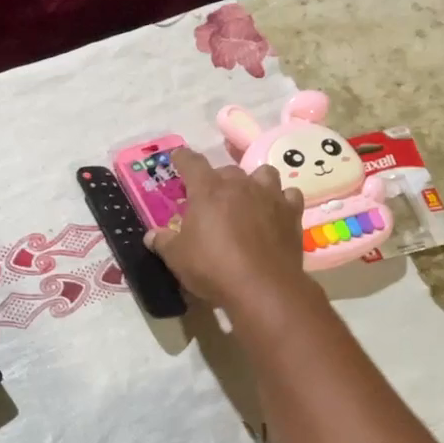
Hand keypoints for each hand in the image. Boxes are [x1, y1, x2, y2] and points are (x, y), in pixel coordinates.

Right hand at [146, 148, 309, 308]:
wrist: (262, 286)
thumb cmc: (212, 268)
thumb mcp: (177, 258)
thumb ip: (163, 242)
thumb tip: (151, 235)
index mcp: (208, 191)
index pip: (191, 163)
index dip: (182, 158)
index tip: (178, 156)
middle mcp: (240, 185)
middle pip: (227, 170)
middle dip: (217, 180)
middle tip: (211, 198)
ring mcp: (270, 196)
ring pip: (262, 174)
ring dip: (253, 182)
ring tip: (247, 198)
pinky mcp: (292, 213)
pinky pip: (288, 195)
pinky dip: (280, 200)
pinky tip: (274, 212)